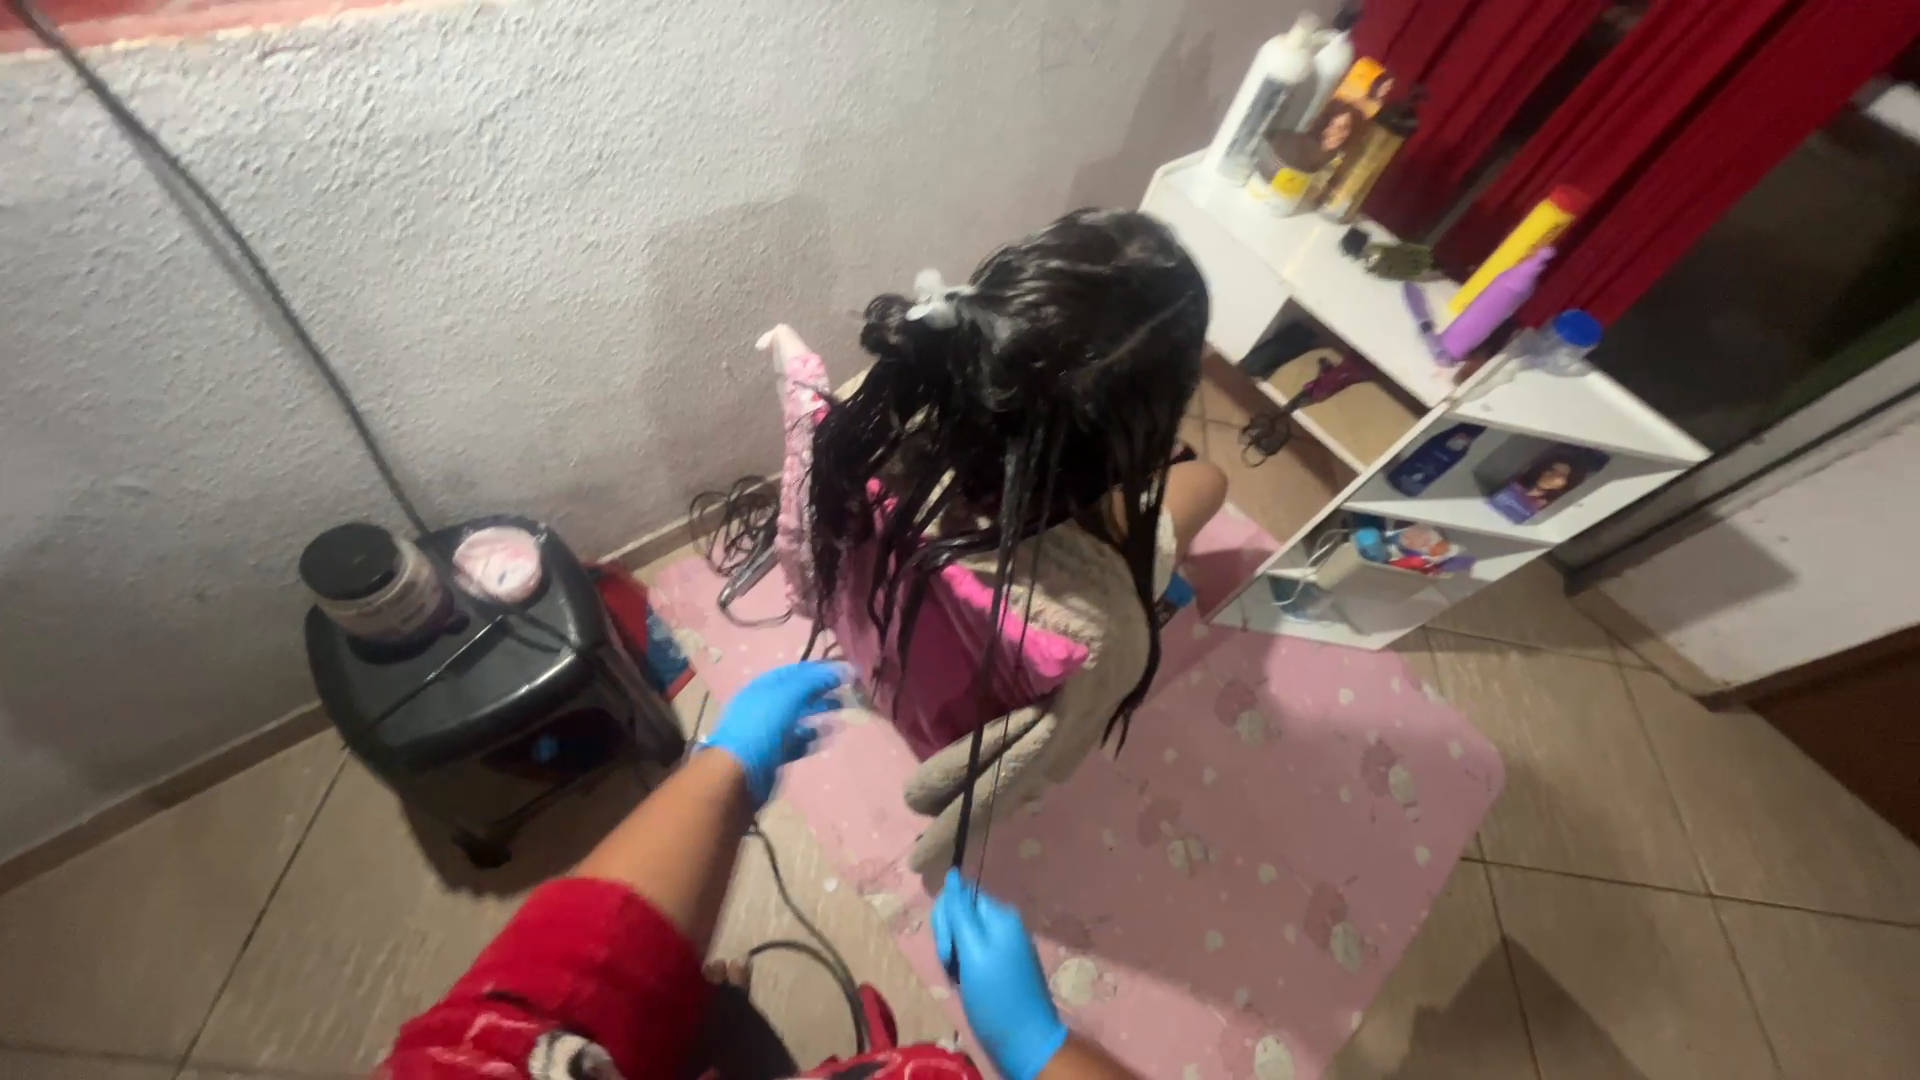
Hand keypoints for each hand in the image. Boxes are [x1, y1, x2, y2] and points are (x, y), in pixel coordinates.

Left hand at [700, 661, 844, 807]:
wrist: (738, 774)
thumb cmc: (761, 727)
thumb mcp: (787, 696)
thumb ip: (813, 681)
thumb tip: (840, 669)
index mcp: (763, 687)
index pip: (795, 672)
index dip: (819, 670)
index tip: (844, 672)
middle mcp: (765, 706)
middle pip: (798, 694)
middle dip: (822, 691)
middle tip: (847, 692)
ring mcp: (768, 731)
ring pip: (800, 717)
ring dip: (821, 713)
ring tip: (843, 712)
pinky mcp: (774, 754)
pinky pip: (798, 741)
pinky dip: (814, 737)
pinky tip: (830, 736)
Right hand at [931, 869, 1068, 1079]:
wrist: (1026, 1041)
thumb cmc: (995, 996)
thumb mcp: (972, 952)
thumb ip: (959, 912)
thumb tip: (952, 873)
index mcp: (999, 914)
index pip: (960, 895)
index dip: (946, 919)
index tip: (947, 950)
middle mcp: (1004, 921)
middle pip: (962, 912)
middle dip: (949, 937)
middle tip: (952, 967)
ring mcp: (1005, 942)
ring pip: (965, 934)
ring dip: (955, 954)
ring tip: (960, 980)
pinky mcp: (1003, 961)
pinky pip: (975, 951)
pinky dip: (965, 965)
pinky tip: (967, 984)